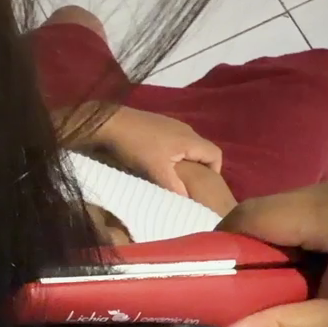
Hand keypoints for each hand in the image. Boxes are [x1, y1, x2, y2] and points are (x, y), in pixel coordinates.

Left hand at [91, 107, 222, 196]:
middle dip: (199, 170)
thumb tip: (188, 203)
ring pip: (188, 148)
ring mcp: (173, 126)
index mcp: (191, 140)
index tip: (204, 187)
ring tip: (174, 179)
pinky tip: (159, 165)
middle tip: (189, 186)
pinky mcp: (160, 126)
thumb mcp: (156, 170)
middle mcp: (187, 130)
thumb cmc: (137, 147)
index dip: (215, 172)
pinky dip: (174, 156)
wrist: (112, 123)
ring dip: (185, 163)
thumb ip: (174, 186)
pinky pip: (176, 143)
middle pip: (203, 151)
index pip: (215, 155)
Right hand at [203, 167, 327, 326]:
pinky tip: (324, 266)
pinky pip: (323, 204)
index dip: (224, 248)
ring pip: (297, 205)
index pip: (257, 216)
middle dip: (255, 249)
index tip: (212, 283)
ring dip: (283, 242)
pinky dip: (309, 233)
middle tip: (257, 292)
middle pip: (275, 208)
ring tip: (296, 284)